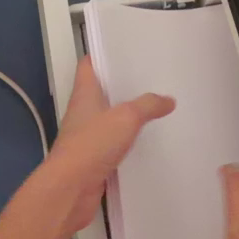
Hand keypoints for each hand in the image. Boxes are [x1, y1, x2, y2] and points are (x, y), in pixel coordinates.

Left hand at [33, 56, 172, 236]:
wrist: (70, 191)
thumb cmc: (92, 144)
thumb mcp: (126, 117)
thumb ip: (148, 105)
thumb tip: (168, 100)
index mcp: (85, 94)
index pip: (89, 65)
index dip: (102, 54)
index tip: (123, 48)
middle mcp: (83, 112)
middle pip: (102, 92)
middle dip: (122, 85)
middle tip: (150, 77)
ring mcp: (87, 137)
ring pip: (109, 119)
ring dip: (127, 115)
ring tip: (154, 107)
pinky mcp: (93, 160)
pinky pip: (114, 145)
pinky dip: (128, 142)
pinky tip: (147, 142)